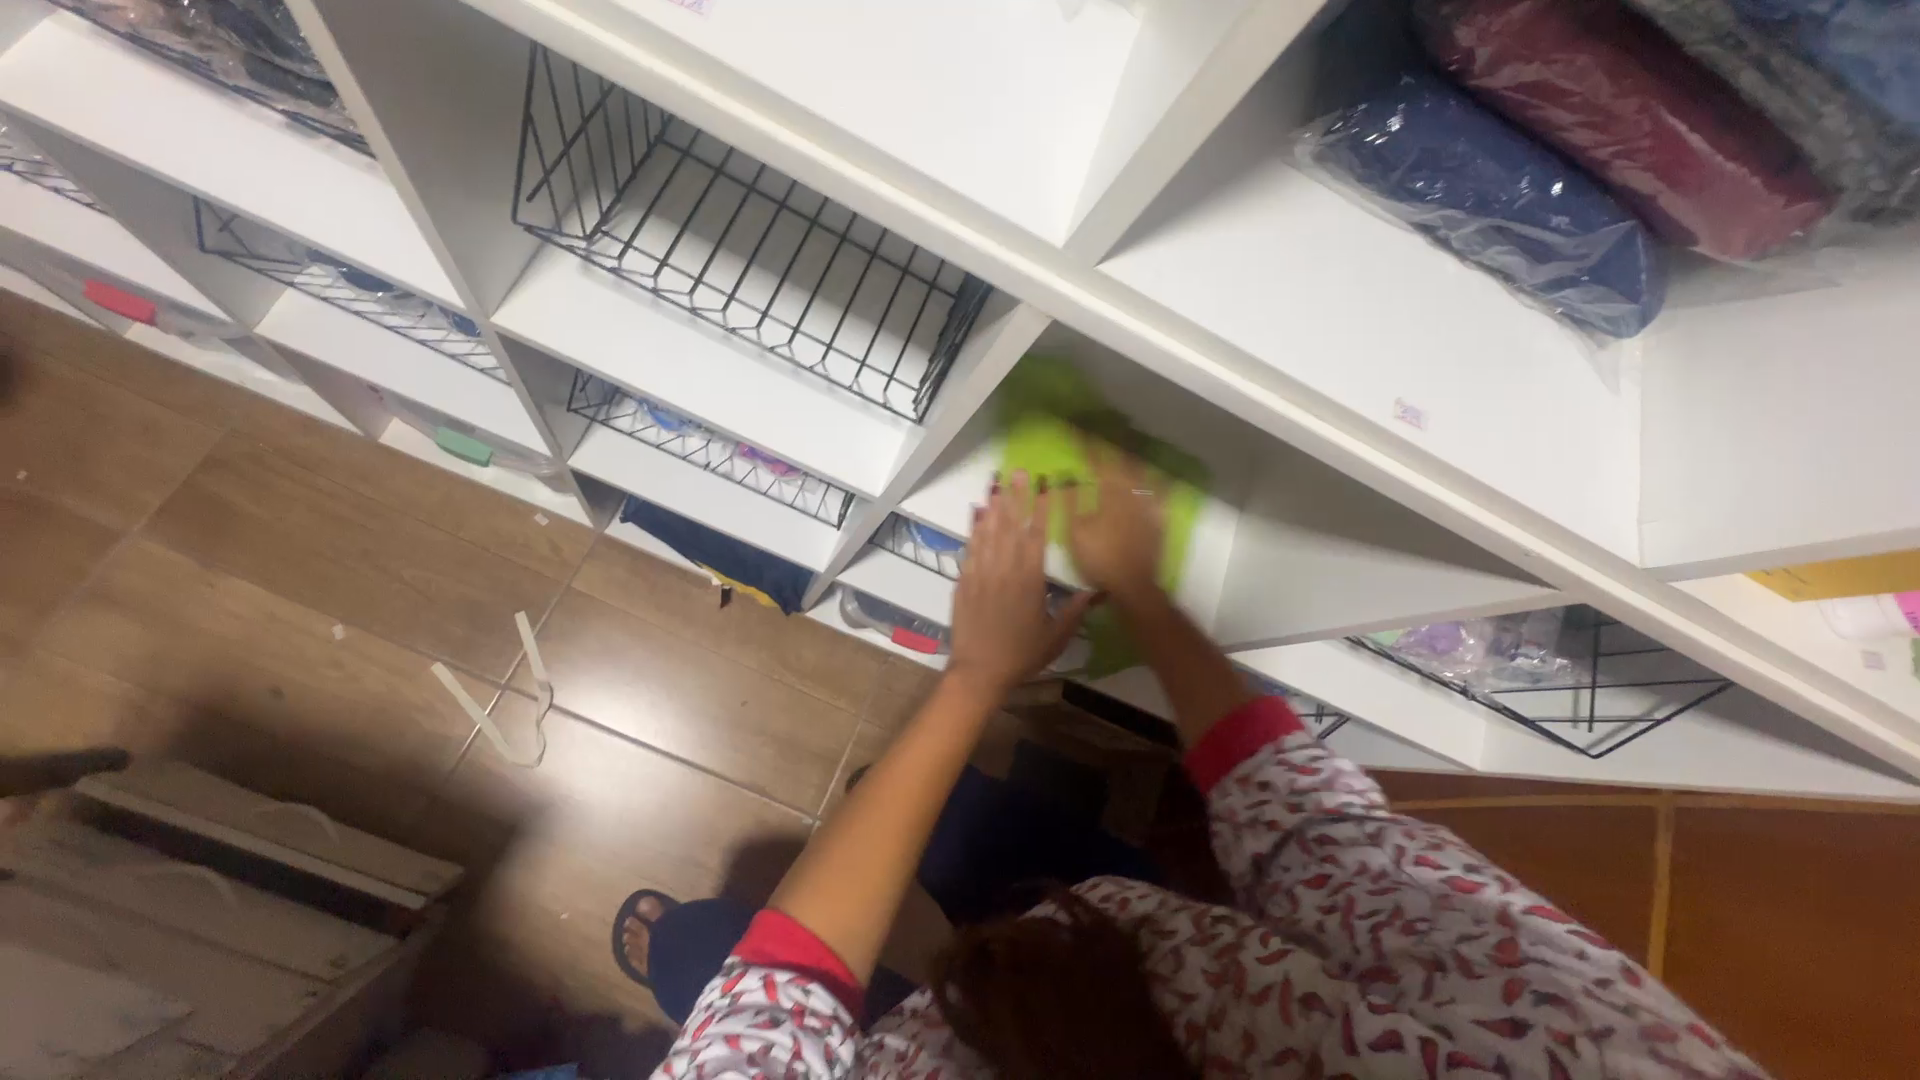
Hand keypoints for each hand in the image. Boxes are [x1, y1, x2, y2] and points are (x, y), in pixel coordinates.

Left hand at [947, 471, 1097, 696]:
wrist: (979, 672)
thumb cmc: (1021, 656)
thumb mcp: (1056, 637)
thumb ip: (1074, 611)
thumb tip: (1096, 590)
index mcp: (1029, 581)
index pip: (1036, 536)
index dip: (1041, 509)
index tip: (1046, 486)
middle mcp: (1004, 570)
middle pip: (1010, 526)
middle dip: (1017, 497)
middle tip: (1020, 472)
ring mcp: (981, 574)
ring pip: (988, 533)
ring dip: (994, 507)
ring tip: (998, 483)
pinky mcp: (964, 582)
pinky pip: (969, 549)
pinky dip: (973, 529)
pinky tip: (976, 513)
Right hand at [1063, 436, 1166, 605]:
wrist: (1134, 585)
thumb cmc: (1100, 559)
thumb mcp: (1075, 533)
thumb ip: (1069, 503)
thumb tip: (1062, 481)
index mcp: (1110, 494)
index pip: (1097, 463)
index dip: (1087, 447)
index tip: (1079, 432)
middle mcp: (1132, 494)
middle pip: (1123, 464)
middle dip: (1111, 450)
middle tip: (1103, 439)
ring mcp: (1148, 507)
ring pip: (1141, 477)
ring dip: (1131, 463)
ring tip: (1126, 454)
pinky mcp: (1159, 521)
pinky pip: (1158, 495)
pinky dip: (1153, 484)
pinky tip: (1154, 482)